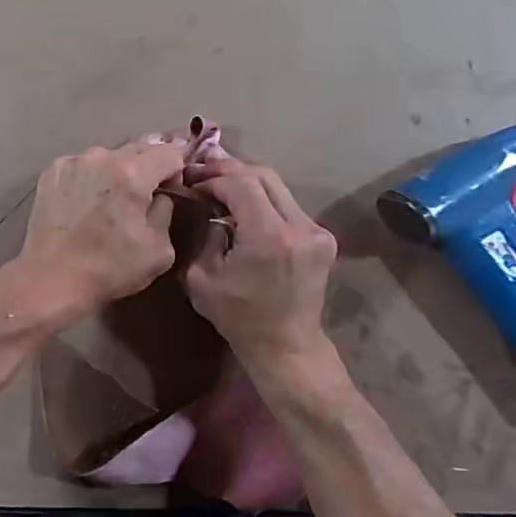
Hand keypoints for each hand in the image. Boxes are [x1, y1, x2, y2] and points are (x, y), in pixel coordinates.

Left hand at [7, 135, 190, 322]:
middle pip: (141, 146)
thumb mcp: (159, 250)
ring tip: (110, 200)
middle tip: (144, 195)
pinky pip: (84, 165)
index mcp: (133, 174)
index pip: (171, 152)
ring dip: (118, 170)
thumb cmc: (109, 269)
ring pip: (110, 155)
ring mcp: (73, 161)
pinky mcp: (52, 171)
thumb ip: (166, 211)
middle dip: (150, 166)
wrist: (51, 279)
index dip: (177, 170)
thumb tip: (159, 196)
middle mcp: (102, 156)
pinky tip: (85, 203)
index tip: (171, 190)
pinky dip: (92, 177)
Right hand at [184, 156, 338, 364]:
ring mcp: (316, 231)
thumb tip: (214, 211)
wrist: (286, 346)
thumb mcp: (202, 278)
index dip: (214, 178)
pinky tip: (245, 206)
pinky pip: (288, 206)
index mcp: (269, 236)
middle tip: (204, 170)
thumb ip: (206, 235)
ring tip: (221, 183)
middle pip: (264, 176)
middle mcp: (300, 226)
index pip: (241, 184)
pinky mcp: (322, 238)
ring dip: (248, 182)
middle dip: (231, 170)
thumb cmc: (239, 318)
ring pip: (279, 188)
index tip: (193, 181)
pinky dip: (264, 200)